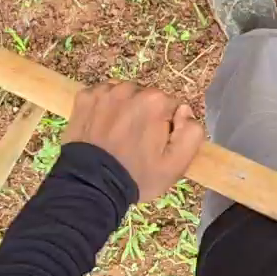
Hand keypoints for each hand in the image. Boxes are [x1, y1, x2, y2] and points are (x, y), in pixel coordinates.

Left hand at [61, 82, 204, 201]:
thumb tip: (184, 111)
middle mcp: (130, 89)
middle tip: (137, 142)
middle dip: (146, 115)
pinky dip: (104, 108)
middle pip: (147, 98)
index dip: (167, 126)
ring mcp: (104, 92)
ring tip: (118, 136)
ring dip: (125, 110)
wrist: (90, 186)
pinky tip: (102, 128)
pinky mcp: (84, 98)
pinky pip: (102, 96)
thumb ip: (192, 133)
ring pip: (125, 95)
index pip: (171, 106)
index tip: (156, 144)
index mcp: (156, 101)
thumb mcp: (176, 164)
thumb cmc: (137, 176)